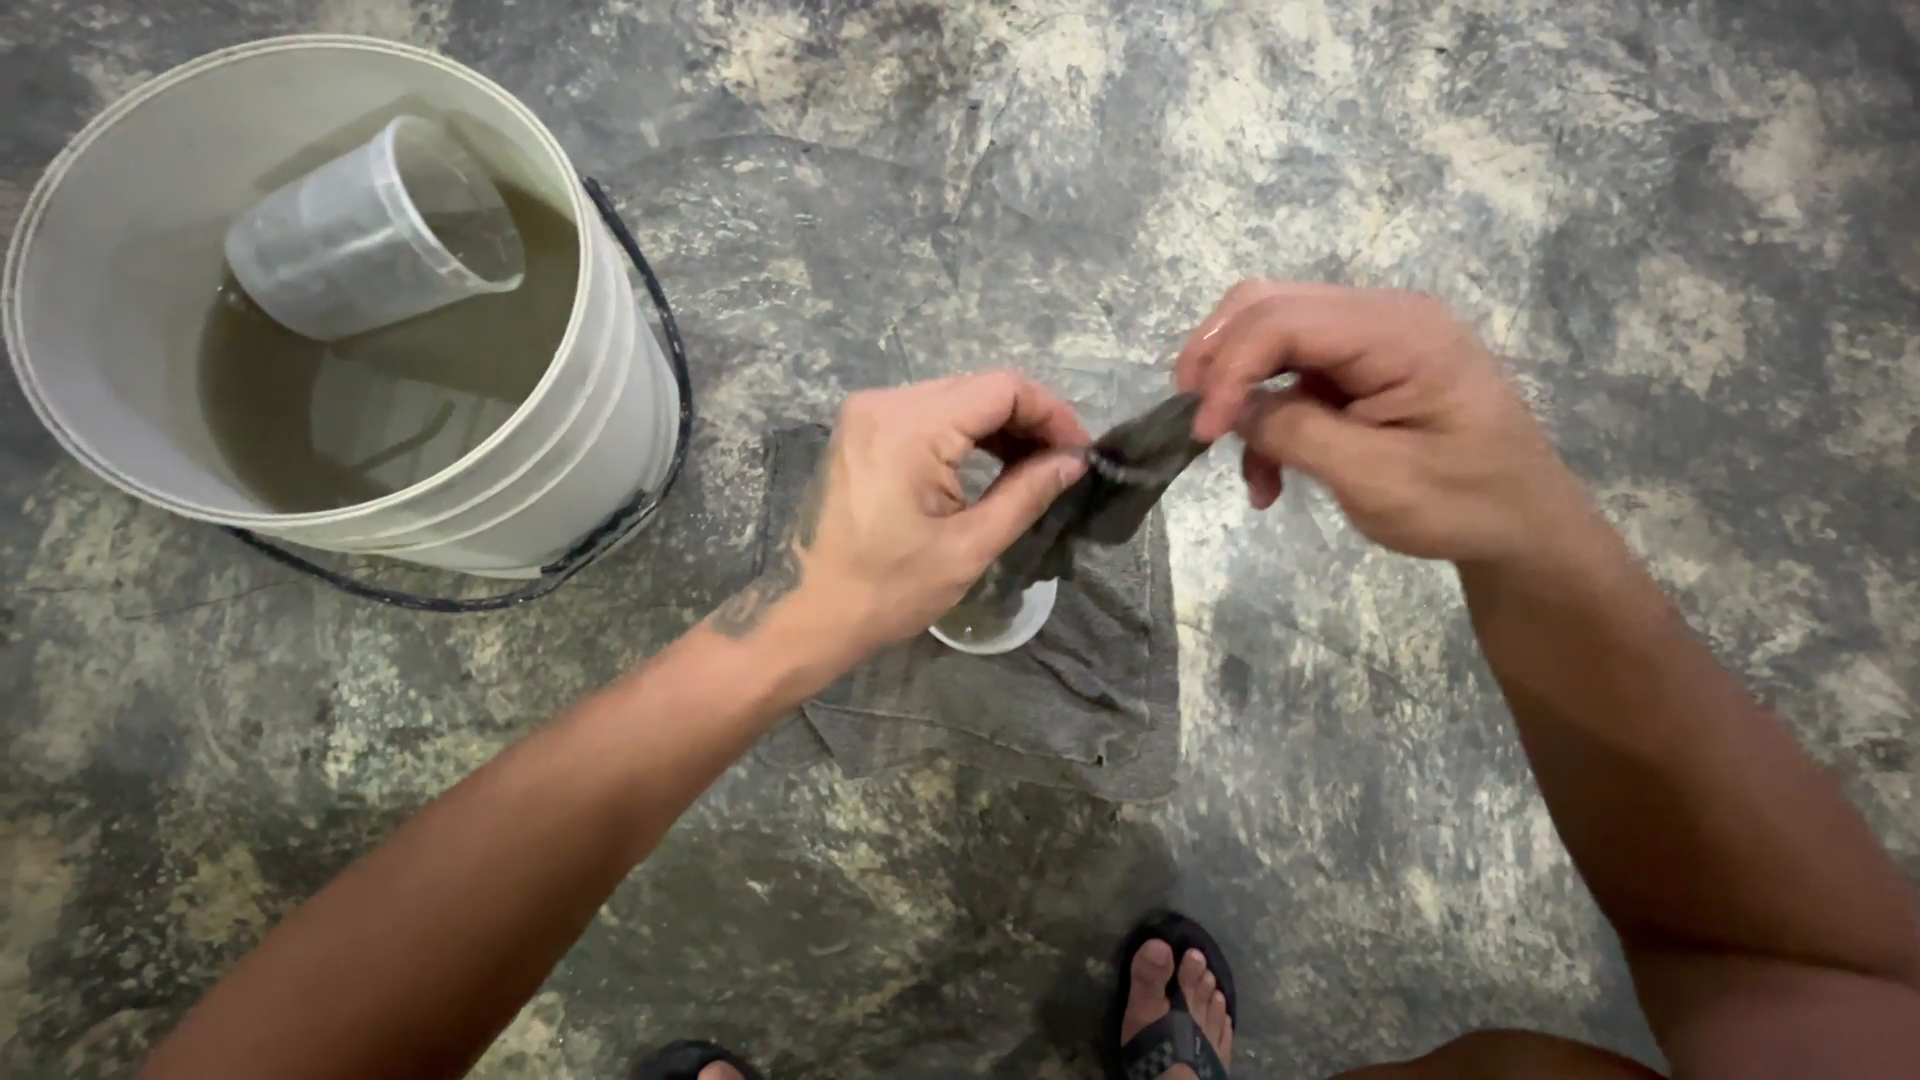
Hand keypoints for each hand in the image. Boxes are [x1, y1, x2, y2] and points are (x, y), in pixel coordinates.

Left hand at [711, 371, 1088, 656]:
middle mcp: (885, 403)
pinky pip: (929, 413)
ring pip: (956, 397)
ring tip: (1034, 467)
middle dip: (1029, 419)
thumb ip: (1027, 493)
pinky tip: (992, 463)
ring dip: (1000, 426)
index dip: (1052, 412)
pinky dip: (966, 433)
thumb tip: (1073, 461)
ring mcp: (868, 412)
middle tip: (1063, 463)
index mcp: (910, 428)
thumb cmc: (891, 589)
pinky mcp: (863, 428)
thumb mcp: (969, 546)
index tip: (1079, 452)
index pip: (1002, 388)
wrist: (815, 611)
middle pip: (979, 387)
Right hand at [1176, 281, 1591, 565]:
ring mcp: (1368, 340)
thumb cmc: (1462, 503)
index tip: (1201, 433)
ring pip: (1268, 336)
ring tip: (1227, 455)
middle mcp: (1380, 317)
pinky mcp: (1357, 370)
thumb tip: (1229, 411)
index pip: (1281, 320)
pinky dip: (1263, 419)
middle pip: (1266, 305)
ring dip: (1236, 393)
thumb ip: (1295, 434)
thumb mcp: (1375, 479)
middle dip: (1216, 359)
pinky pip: (1287, 377)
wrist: (1521, 524)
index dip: (1227, 370)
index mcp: (1398, 332)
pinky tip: (1267, 475)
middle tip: (1190, 415)